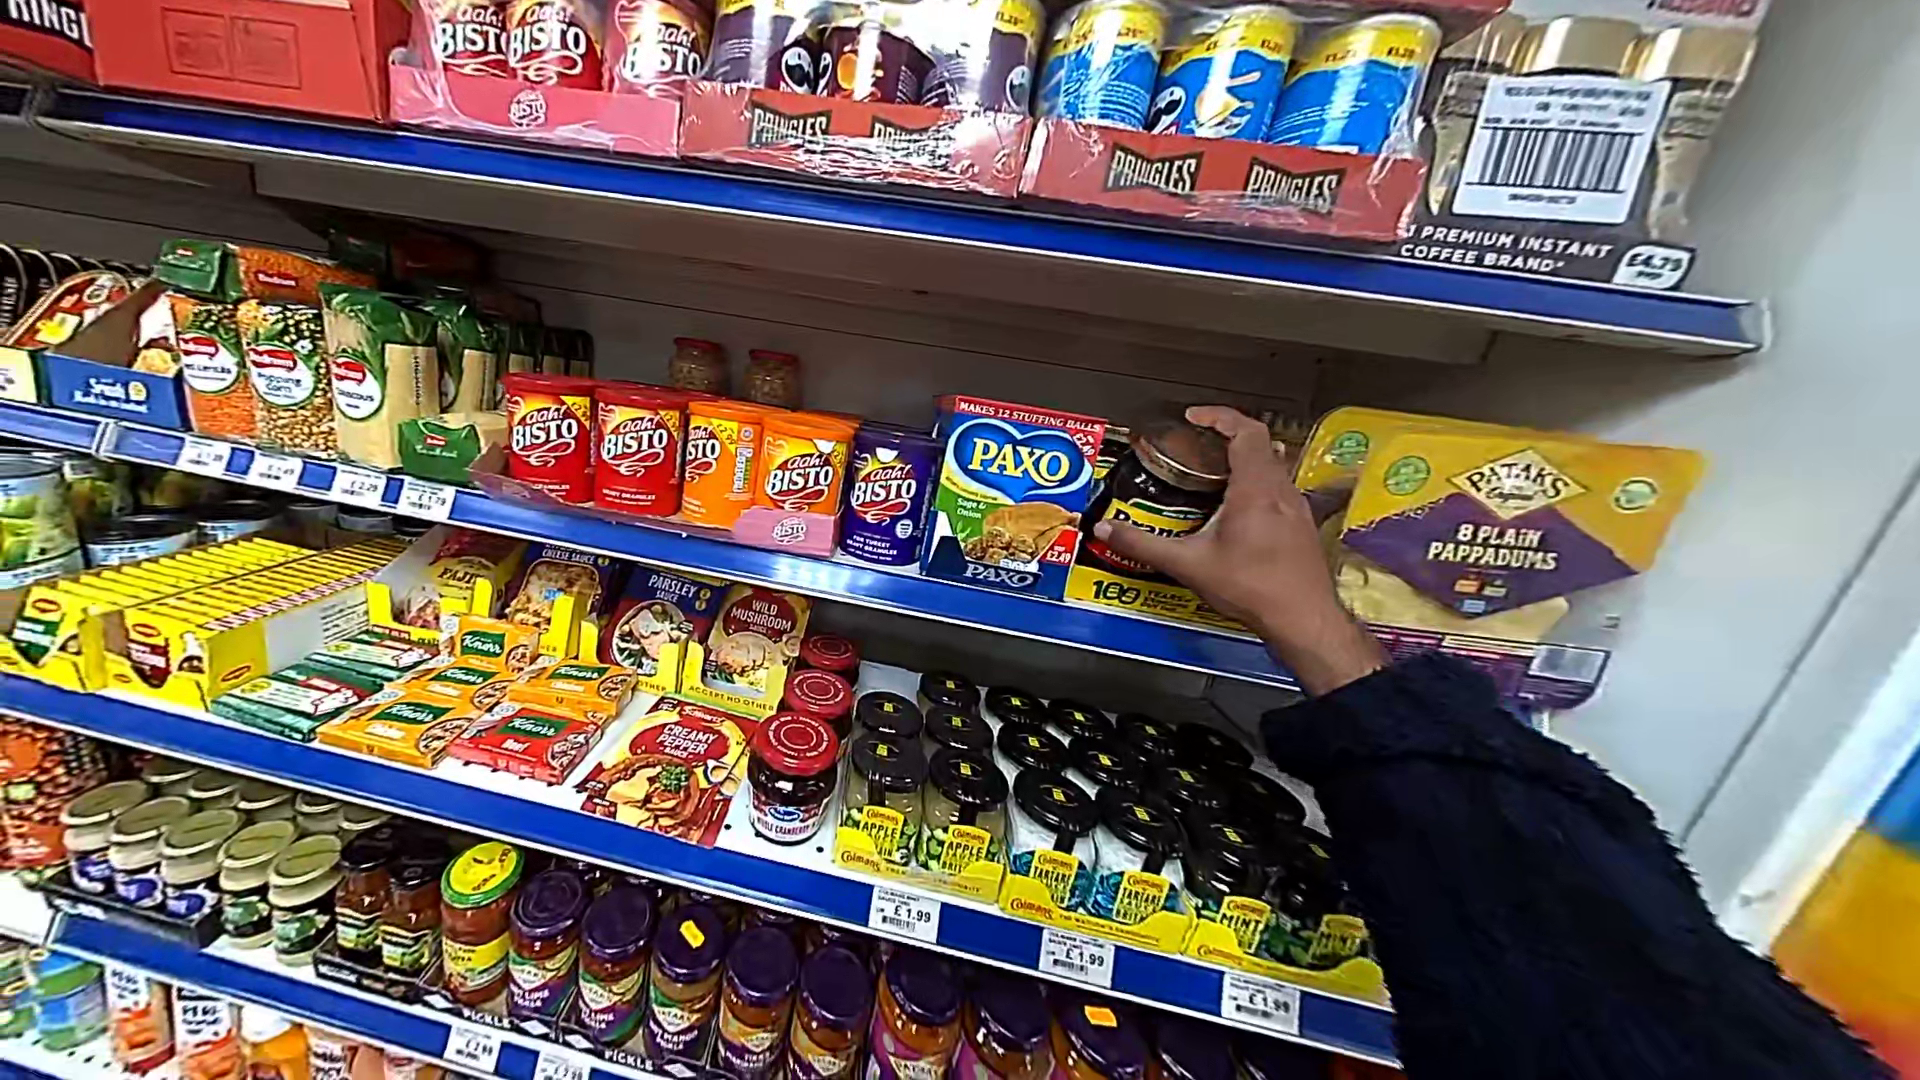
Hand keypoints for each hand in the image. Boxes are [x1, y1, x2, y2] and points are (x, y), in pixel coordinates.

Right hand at [1093, 406, 1386, 694]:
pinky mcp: (1301, 526)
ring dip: (1243, 459)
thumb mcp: (1187, 564)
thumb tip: (1105, 529)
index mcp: (1255, 490)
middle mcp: (1281, 492)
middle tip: (1196, 443)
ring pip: (1272, 466)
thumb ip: (1142, 544)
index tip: (1194, 416)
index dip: (1219, 416)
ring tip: (1211, 471)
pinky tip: (1236, 508)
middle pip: (1260, 444)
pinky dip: (1255, 482)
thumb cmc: (1251, 588)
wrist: (1302, 620)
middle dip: (1227, 436)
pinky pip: (1279, 488)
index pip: (1246, 432)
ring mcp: (1297, 508)